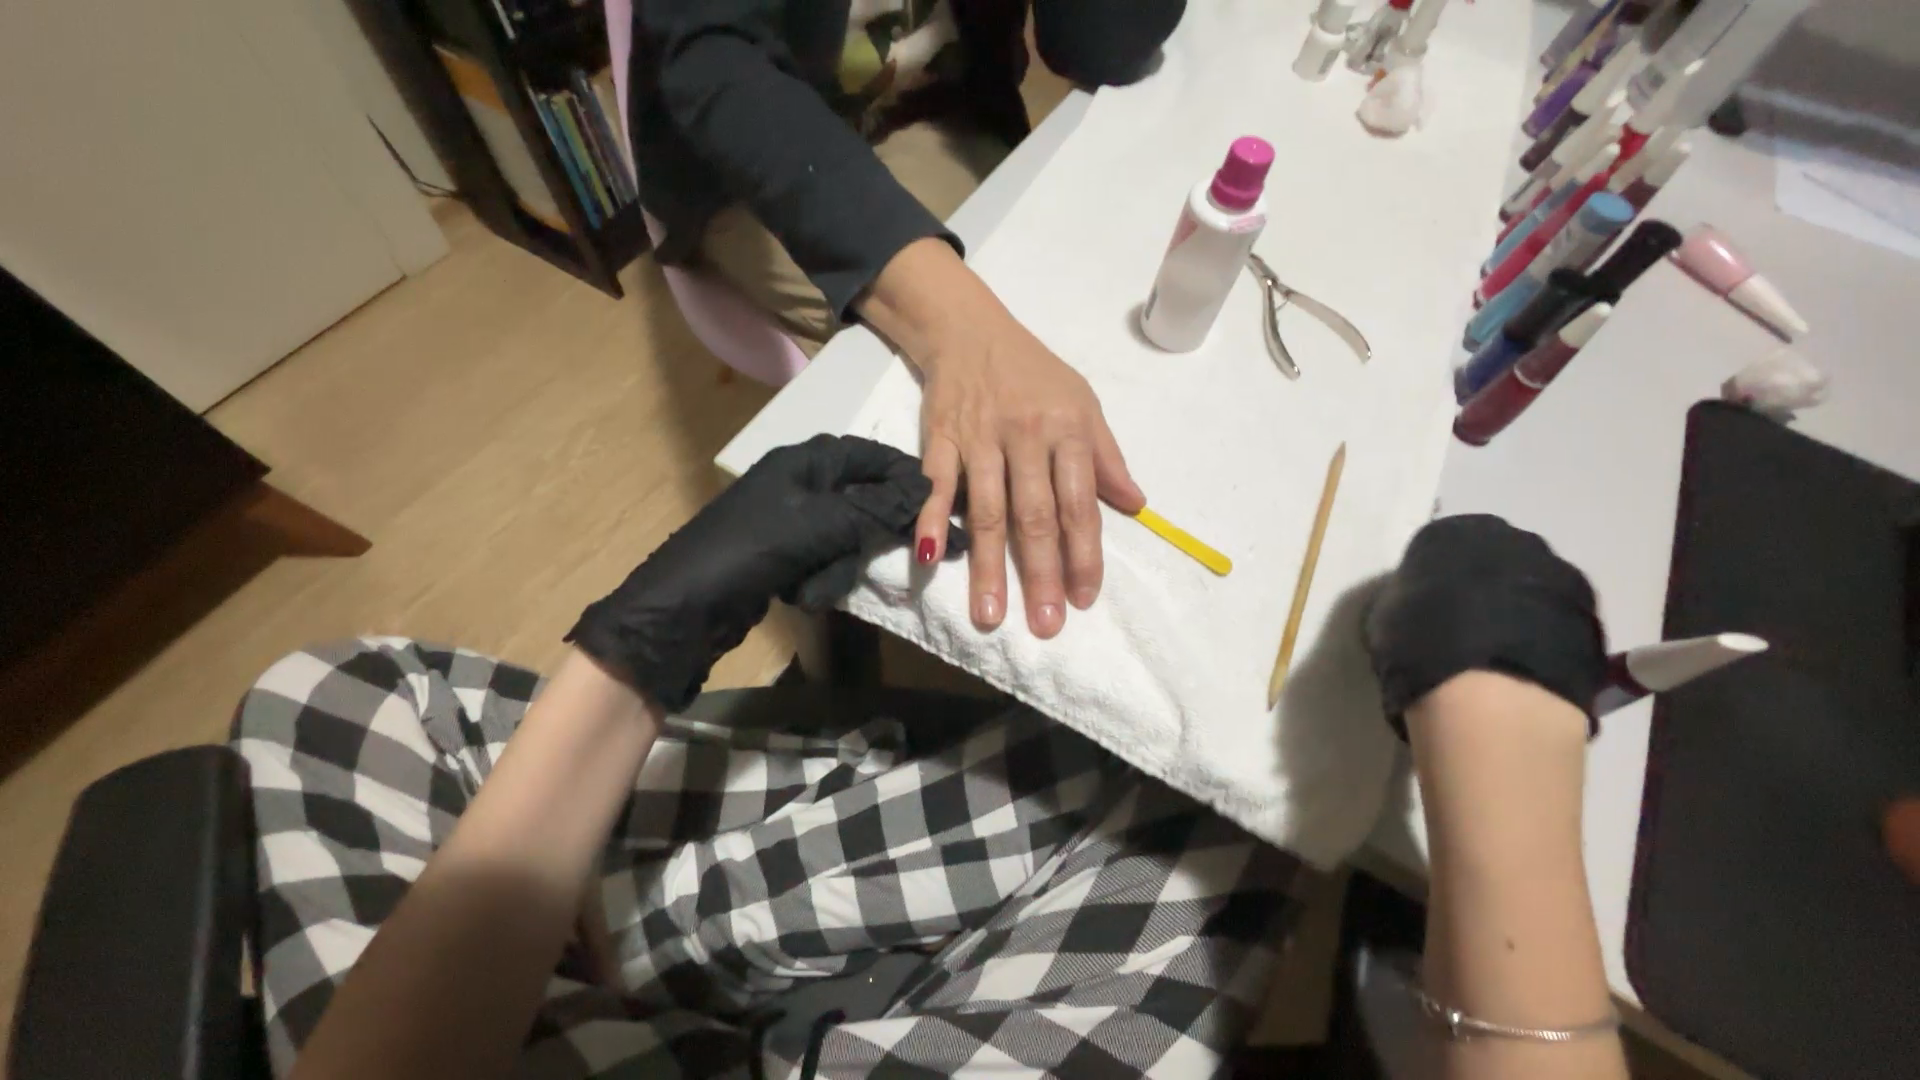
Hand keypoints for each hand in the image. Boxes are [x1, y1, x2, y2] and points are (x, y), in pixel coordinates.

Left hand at [566, 435, 960, 709]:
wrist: (685, 605)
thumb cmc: (752, 549)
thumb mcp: (821, 525)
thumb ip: (876, 508)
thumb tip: (928, 489)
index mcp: (806, 460)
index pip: (873, 456)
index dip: (910, 480)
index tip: (943, 507)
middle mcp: (801, 481)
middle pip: (864, 500)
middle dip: (866, 538)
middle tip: (899, 558)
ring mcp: (791, 520)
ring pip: (847, 538)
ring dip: (837, 567)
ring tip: (813, 585)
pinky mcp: (785, 553)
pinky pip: (824, 562)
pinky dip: (818, 581)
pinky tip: (798, 594)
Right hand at [860, 238, 1144, 638]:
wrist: (969, 329)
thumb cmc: (1034, 373)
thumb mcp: (1084, 403)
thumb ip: (1105, 457)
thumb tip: (1137, 505)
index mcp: (1067, 429)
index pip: (1080, 503)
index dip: (1084, 554)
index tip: (1084, 599)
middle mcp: (1025, 436)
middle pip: (1034, 514)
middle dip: (1041, 573)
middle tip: (1045, 624)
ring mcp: (979, 439)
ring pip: (986, 509)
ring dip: (988, 565)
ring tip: (990, 615)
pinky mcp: (939, 438)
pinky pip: (935, 484)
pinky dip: (931, 519)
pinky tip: (930, 558)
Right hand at [1365, 514, 1606, 738]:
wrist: (1490, 689)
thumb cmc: (1419, 642)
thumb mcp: (1386, 616)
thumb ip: (1402, 600)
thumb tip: (1414, 604)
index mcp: (1453, 533)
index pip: (1440, 545)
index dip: (1433, 577)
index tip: (1426, 606)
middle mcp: (1510, 539)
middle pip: (1493, 560)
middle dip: (1481, 587)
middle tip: (1463, 627)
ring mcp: (1557, 573)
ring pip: (1530, 586)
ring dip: (1517, 610)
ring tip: (1498, 651)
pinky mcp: (1591, 613)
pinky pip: (1557, 616)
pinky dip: (1544, 633)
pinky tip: (1526, 662)